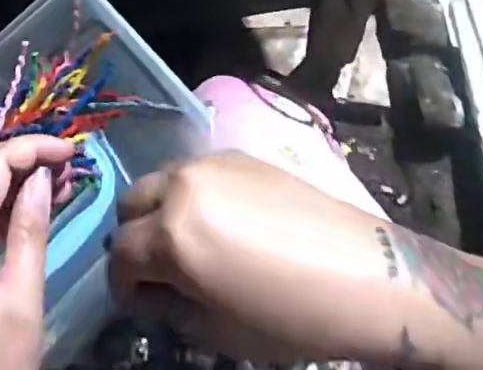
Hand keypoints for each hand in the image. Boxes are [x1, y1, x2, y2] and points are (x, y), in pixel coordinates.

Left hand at [0, 137, 76, 369]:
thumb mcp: (19, 303)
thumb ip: (29, 232)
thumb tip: (42, 174)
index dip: (34, 147)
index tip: (73, 150)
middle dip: (30, 156)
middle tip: (72, 161)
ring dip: (23, 176)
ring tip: (66, 177)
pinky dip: (12, 202)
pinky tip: (41, 204)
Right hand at [112, 152, 432, 362]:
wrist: (361, 270)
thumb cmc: (290, 316)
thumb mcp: (220, 329)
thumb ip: (170, 307)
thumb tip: (150, 294)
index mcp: (172, 234)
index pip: (121, 253)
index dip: (122, 284)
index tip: (136, 300)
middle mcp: (180, 185)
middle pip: (130, 202)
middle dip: (134, 236)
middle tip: (157, 267)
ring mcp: (206, 162)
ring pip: (159, 179)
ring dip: (159, 209)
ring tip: (188, 238)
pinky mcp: (232, 153)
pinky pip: (191, 170)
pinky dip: (188, 192)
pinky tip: (219, 218)